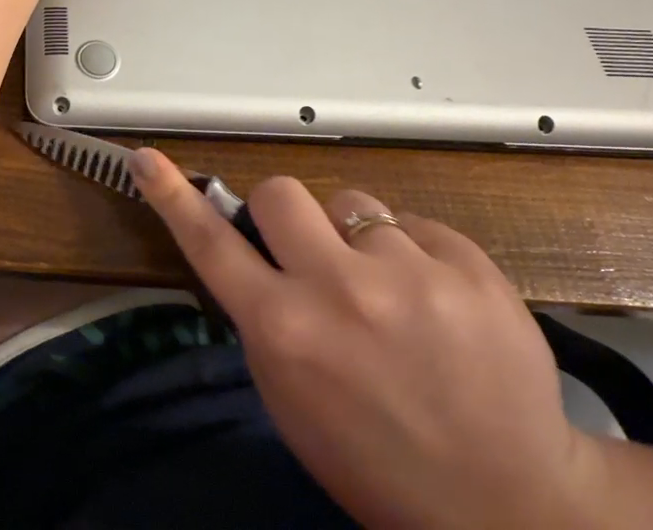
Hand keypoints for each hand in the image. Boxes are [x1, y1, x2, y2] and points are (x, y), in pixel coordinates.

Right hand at [129, 149, 605, 529]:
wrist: (504, 500)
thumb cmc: (372, 460)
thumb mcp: (288, 398)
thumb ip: (263, 320)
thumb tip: (251, 254)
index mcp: (284, 331)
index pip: (211, 243)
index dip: (173, 197)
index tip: (148, 158)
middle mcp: (340, 289)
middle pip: (281, 192)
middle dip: (283, 215)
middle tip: (305, 249)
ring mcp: (411, 273)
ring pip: (353, 205)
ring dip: (355, 238)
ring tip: (386, 289)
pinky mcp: (470, 267)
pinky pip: (416, 224)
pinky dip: (413, 253)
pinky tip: (434, 301)